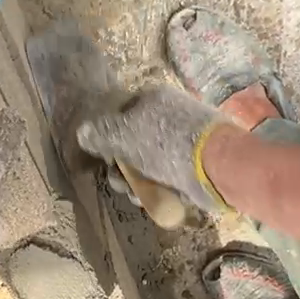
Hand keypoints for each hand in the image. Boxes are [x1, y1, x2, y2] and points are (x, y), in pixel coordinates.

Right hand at [74, 86, 235, 213]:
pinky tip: (158, 199)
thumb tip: (82, 131)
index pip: (120, 114)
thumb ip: (100, 133)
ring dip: (139, 182)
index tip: (106, 157)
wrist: (217, 166)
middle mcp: (168, 116)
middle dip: (123, 168)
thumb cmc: (166, 144)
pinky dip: (160, 188)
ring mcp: (182, 140)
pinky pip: (167, 175)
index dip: (109, 138)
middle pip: (132, 143)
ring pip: (148, 163)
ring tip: (140, 195)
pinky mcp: (194, 164)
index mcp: (152, 99)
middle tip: (121, 182)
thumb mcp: (124, 135)